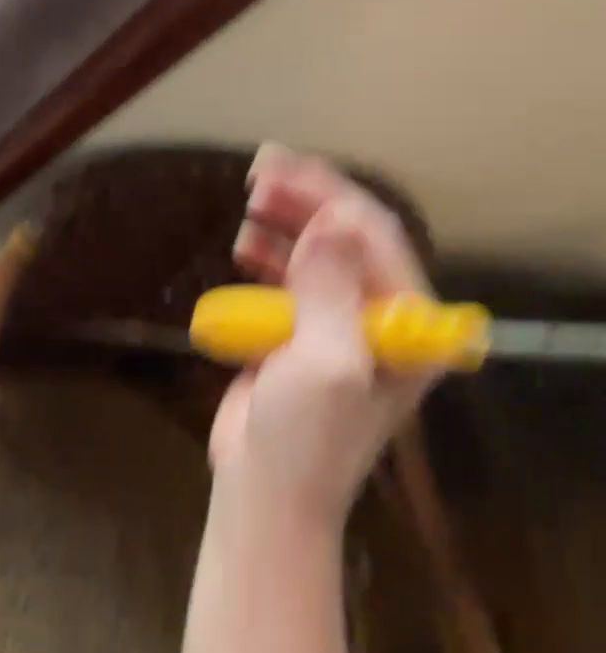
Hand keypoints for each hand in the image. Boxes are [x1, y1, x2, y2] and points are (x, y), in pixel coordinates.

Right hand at [212, 145, 439, 525]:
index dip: (328, 197)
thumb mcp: (323, 362)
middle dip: (306, 203)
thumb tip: (327, 226)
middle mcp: (382, 319)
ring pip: (317, 258)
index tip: (277, 168)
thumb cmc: (304, 432)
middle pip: (348, 242)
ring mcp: (339, 328)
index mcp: (407, 325)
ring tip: (248, 202)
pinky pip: (290, 283)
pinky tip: (244, 246)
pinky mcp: (299, 338)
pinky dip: (268, 259)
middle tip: (257, 174)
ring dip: (284, 226)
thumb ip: (330, 293)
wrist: (268, 485)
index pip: (375, 240)